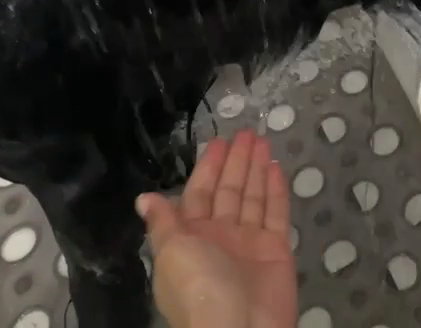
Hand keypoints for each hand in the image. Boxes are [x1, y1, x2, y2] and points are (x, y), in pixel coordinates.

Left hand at [137, 130, 298, 327]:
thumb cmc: (199, 289)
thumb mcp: (172, 253)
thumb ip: (164, 222)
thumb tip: (143, 198)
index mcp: (191, 239)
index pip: (200, 193)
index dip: (208, 167)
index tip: (219, 141)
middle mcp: (220, 237)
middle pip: (228, 191)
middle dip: (236, 162)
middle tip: (246, 132)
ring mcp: (249, 243)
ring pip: (252, 197)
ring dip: (256, 169)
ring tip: (262, 141)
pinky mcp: (276, 249)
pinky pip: (275, 213)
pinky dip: (276, 190)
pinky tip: (276, 168)